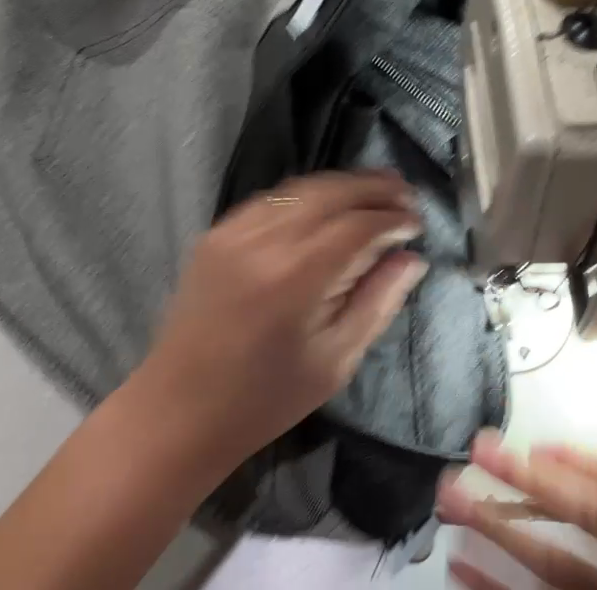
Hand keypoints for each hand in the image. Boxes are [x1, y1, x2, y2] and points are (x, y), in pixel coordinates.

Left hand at [135, 171, 428, 468]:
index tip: (417, 223)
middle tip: (405, 192)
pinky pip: (270, 200)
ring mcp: (233, 232)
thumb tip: (411, 258)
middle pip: (329, 193)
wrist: (180, 410)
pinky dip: (304, 195)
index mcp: (296, 278)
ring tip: (374, 190)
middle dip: (372, 187)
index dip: (392, 219)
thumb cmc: (266, 399)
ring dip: (340, 186)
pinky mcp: (215, 234)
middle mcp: (262, 241)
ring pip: (299, 188)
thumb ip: (377, 301)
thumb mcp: (336, 361)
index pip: (357, 225)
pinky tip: (324, 205)